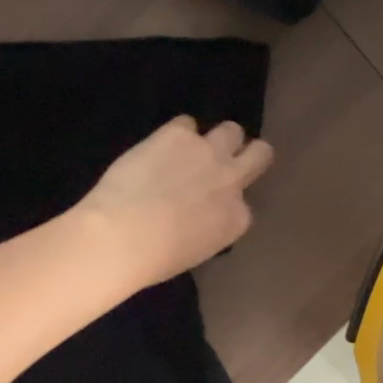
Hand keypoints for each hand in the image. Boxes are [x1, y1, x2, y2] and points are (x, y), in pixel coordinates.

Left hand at [73, 116, 273, 292]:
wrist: (123, 234)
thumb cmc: (154, 259)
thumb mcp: (194, 253)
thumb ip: (206, 229)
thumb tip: (196, 218)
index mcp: (235, 220)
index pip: (243, 204)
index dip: (228, 201)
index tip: (211, 206)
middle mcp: (231, 181)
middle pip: (259, 154)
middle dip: (247, 154)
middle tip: (227, 160)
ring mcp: (208, 152)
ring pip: (231, 130)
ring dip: (217, 139)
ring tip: (191, 151)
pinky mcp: (179, 133)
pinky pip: (186, 123)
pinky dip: (176, 134)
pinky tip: (157, 149)